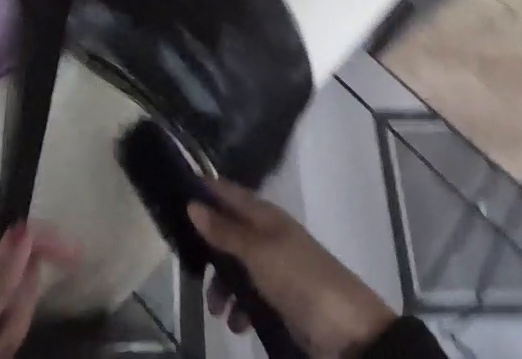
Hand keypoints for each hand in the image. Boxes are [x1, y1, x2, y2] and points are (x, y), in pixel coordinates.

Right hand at [190, 178, 397, 358]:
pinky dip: (239, 308)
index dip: (205, 190)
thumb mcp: (258, 253)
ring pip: (236, 268)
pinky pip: (249, 296)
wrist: (347, 331)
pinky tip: (237, 324)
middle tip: (189, 266)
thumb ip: (225, 231)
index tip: (174, 193)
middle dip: (208, 251)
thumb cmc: (299, 278)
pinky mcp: (280, 297)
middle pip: (228, 233)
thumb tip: (193, 203)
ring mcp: (276, 268)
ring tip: (217, 310)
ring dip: (222, 287)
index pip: (230, 193)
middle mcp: (269, 236)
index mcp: (267, 217)